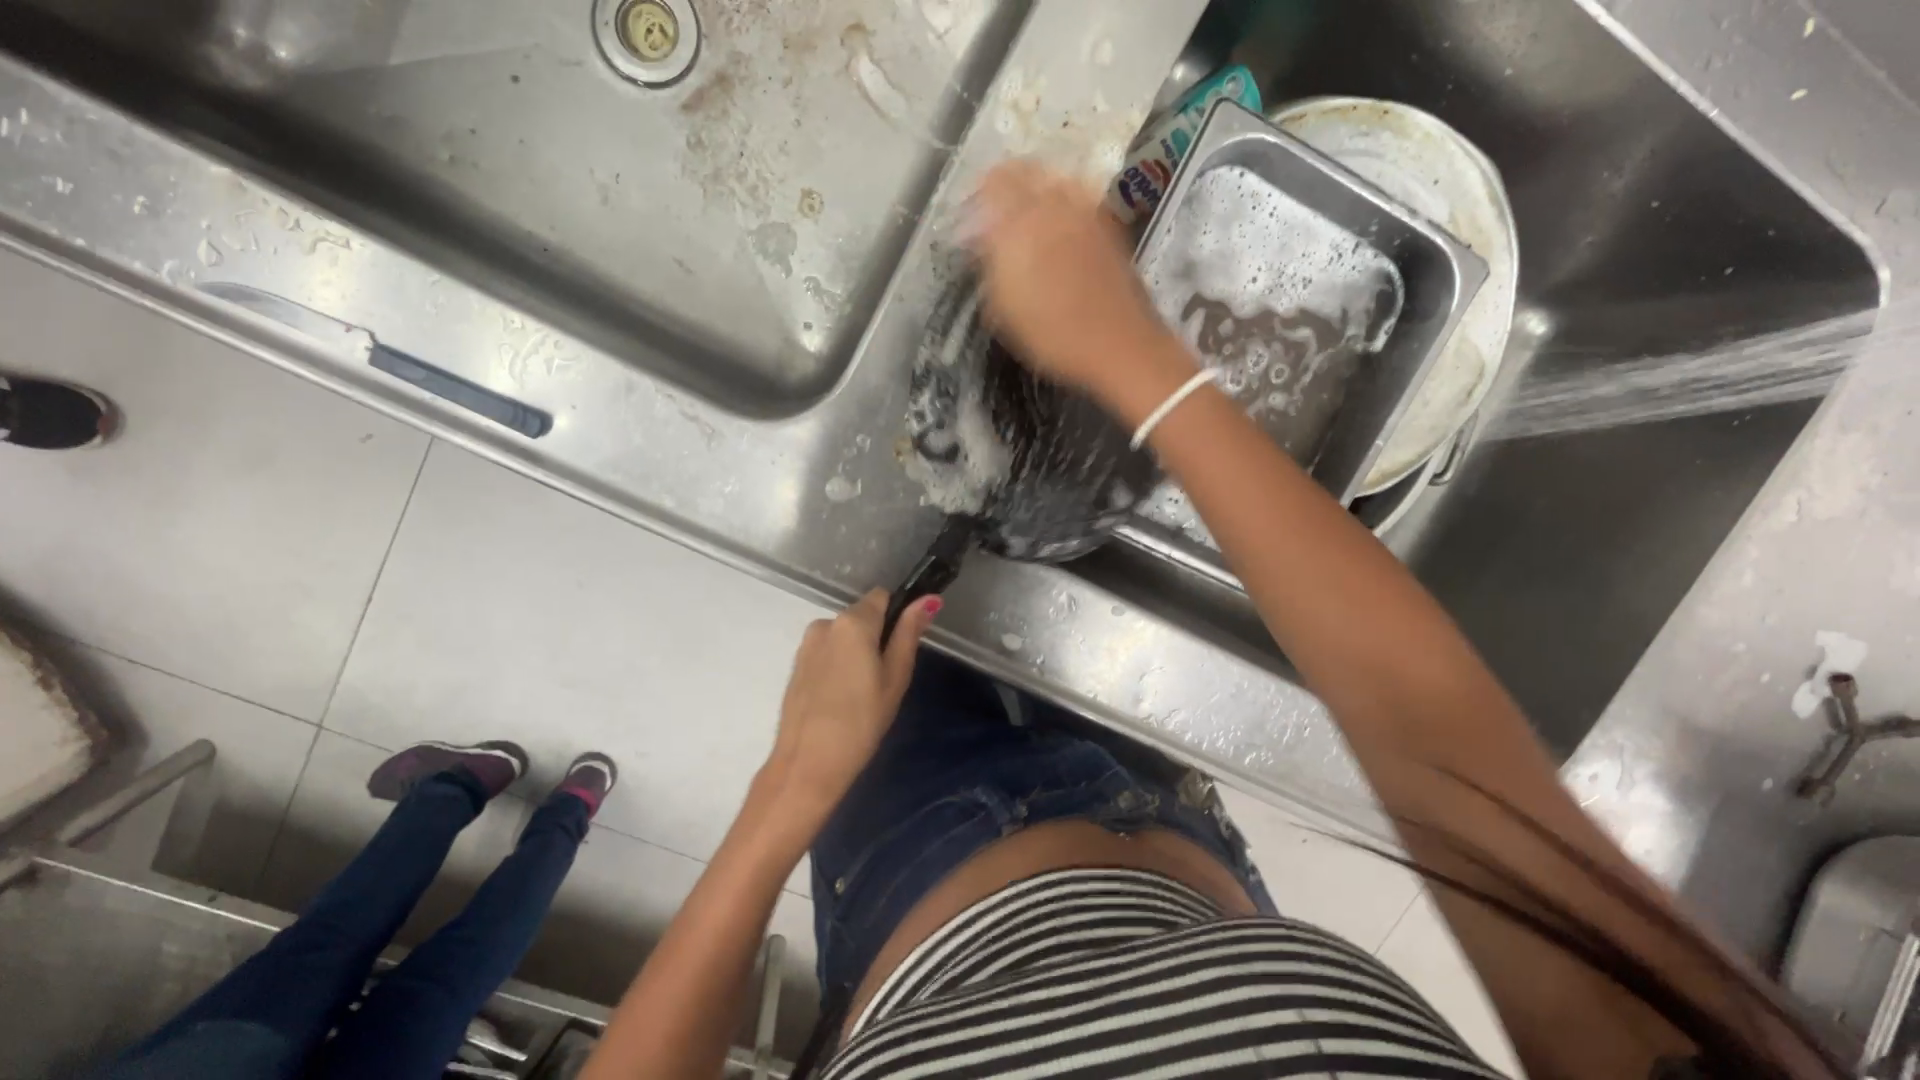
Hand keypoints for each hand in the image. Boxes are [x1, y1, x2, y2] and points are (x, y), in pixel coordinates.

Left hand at [757, 589, 940, 825]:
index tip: (903, 646)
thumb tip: (929, 599)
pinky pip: (826, 654)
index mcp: (853, 622)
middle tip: (885, 679)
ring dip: (855, 653)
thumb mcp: (895, 677)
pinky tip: (840, 699)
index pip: (882, 597)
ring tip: (862, 694)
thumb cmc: (861, 721)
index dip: (897, 616)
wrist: (807, 763)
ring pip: (842, 637)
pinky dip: (837, 667)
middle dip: (875, 638)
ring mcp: (806, 645)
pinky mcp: (795, 666)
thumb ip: (909, 633)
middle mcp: (825, 624)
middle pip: (861, 617)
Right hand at [965, 161, 1188, 405]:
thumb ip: (989, 261)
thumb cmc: (1053, 336)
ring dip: (1040, 188)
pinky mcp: (1111, 226)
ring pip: (1057, 179)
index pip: (994, 181)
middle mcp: (1056, 205)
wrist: (1121, 345)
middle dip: (1009, 182)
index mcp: (1021, 222)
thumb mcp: (1004, 308)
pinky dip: (1066, 204)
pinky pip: (1082, 199)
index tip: (972, 210)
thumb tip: (978, 234)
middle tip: (997, 206)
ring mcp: (1088, 211)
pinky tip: (1062, 227)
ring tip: (1030, 212)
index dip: (979, 191)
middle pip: (1028, 171)